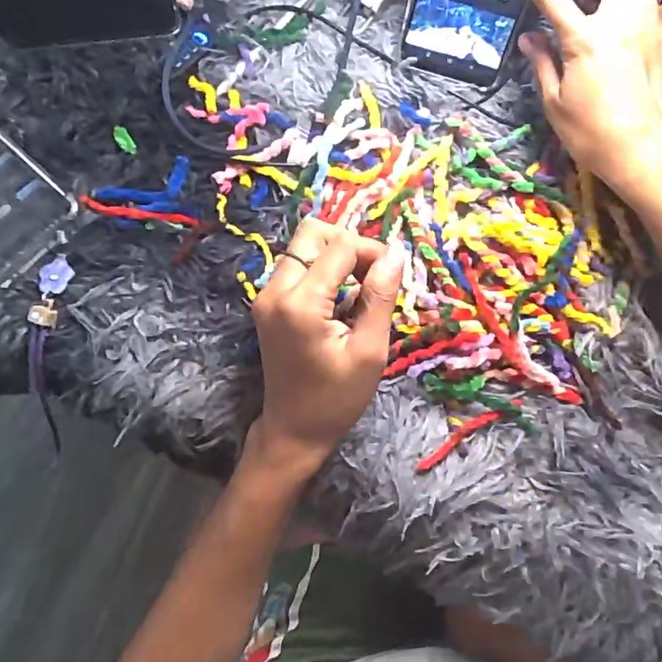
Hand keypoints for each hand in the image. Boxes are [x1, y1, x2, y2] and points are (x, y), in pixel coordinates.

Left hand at [249, 219, 405, 472]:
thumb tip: (395, 254)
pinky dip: (323, 270)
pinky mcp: (267, 303)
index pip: (341, 246)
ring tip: (359, 290)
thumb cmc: (336, 399)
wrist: (293, 430)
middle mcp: (275, 291)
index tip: (391, 278)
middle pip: (313, 232)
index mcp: (300, 303)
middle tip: (372, 277)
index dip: (373, 252)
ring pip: (303, 246)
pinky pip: (297, 266)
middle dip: (350, 245)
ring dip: (336, 256)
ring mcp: (266, 295)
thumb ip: (380, 298)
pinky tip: (340, 300)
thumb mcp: (369, 351)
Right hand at [509, 0, 661, 204]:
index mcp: (583, 39)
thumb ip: (543, 64)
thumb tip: (530, 38)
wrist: (647, 152)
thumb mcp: (555, 104)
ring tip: (619, 18)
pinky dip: (656, 12)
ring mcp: (653, 27)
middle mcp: (620, 22)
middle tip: (588, 3)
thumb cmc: (593, 134)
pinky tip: (646, 33)